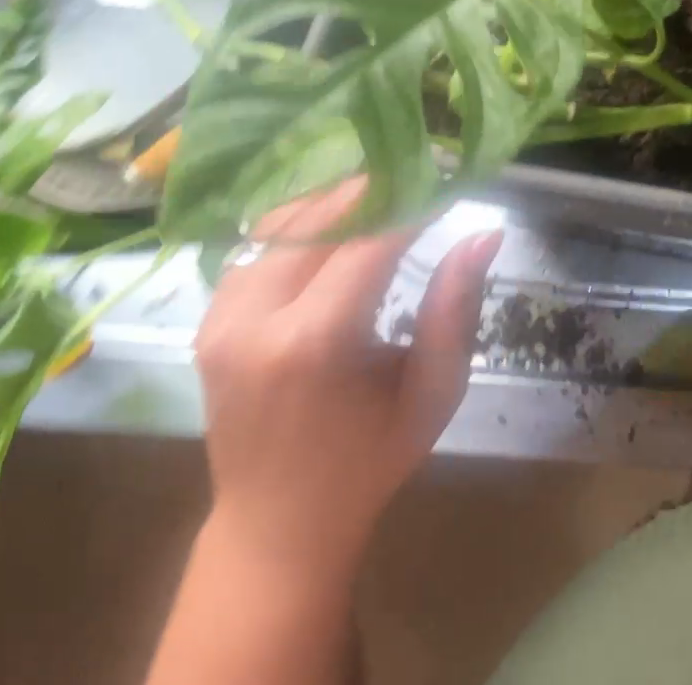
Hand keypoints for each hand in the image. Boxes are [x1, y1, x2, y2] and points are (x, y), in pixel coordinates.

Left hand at [193, 178, 500, 565]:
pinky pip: (255, 251)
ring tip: (385, 191)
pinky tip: (336, 227)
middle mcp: (254, 320)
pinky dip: (300, 228)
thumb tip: (483, 235)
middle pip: (315, 220)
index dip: (412, 201)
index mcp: (315, 342)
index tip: (448, 176)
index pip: (368, 241)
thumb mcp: (434, 389)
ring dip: (334, 202)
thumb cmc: (373, 459)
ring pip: (278, 226)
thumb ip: (456, 307)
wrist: (278, 522)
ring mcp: (220, 320)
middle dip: (371, 188)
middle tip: (421, 170)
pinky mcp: (208, 323)